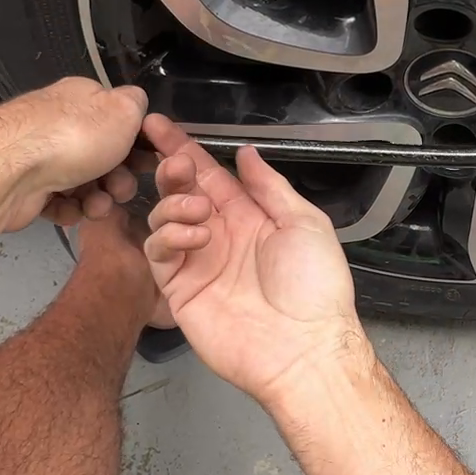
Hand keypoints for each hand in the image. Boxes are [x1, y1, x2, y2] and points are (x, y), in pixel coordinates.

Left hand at [0, 77, 149, 232]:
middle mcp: (60, 124)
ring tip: (96, 206)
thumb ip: (137, 103)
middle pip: (105, 156)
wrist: (9, 173)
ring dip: (99, 198)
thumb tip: (137, 103)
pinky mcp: (28, 187)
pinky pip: (62, 202)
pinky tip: (73, 210)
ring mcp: (41, 156)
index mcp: (82, 100)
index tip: (148, 162)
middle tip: (120, 188)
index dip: (138, 143)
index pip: (119, 120)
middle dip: (119, 177)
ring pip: (86, 183)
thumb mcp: (122, 110)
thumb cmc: (71, 138)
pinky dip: (72, 209)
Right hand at [141, 114, 370, 401]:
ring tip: (199, 210)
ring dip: (175, 203)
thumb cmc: (316, 287)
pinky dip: (169, 237)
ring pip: (165, 218)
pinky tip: (196, 236)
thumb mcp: (305, 223)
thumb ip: (271, 187)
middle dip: (173, 170)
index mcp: (252, 218)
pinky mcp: (180, 290)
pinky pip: (159, 253)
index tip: (160, 127)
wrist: (304, 348)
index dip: (186, 150)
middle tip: (176, 163)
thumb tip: (248, 154)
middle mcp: (222, 237)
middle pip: (183, 193)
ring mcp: (199, 263)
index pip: (212, 176)